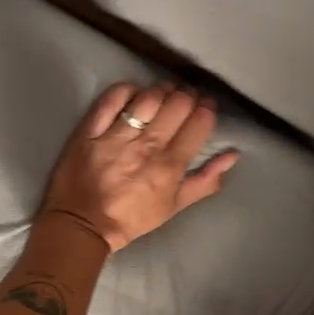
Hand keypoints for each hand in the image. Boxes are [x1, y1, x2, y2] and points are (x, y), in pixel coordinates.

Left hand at [39, 82, 240, 251]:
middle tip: (187, 97)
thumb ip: (204, 181)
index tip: (207, 106)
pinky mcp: (89, 130)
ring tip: (165, 92)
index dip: (207, 109)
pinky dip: (127, 90)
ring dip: (162, 90)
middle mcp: (145, 147)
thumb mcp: (173, 207)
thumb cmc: (131, 218)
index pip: (198, 124)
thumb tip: (232, 155)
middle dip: (188, 95)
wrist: (81, 225)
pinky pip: (111, 99)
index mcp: (168, 167)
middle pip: (176, 104)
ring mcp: (115, 137)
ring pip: (148, 98)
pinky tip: (135, 94)